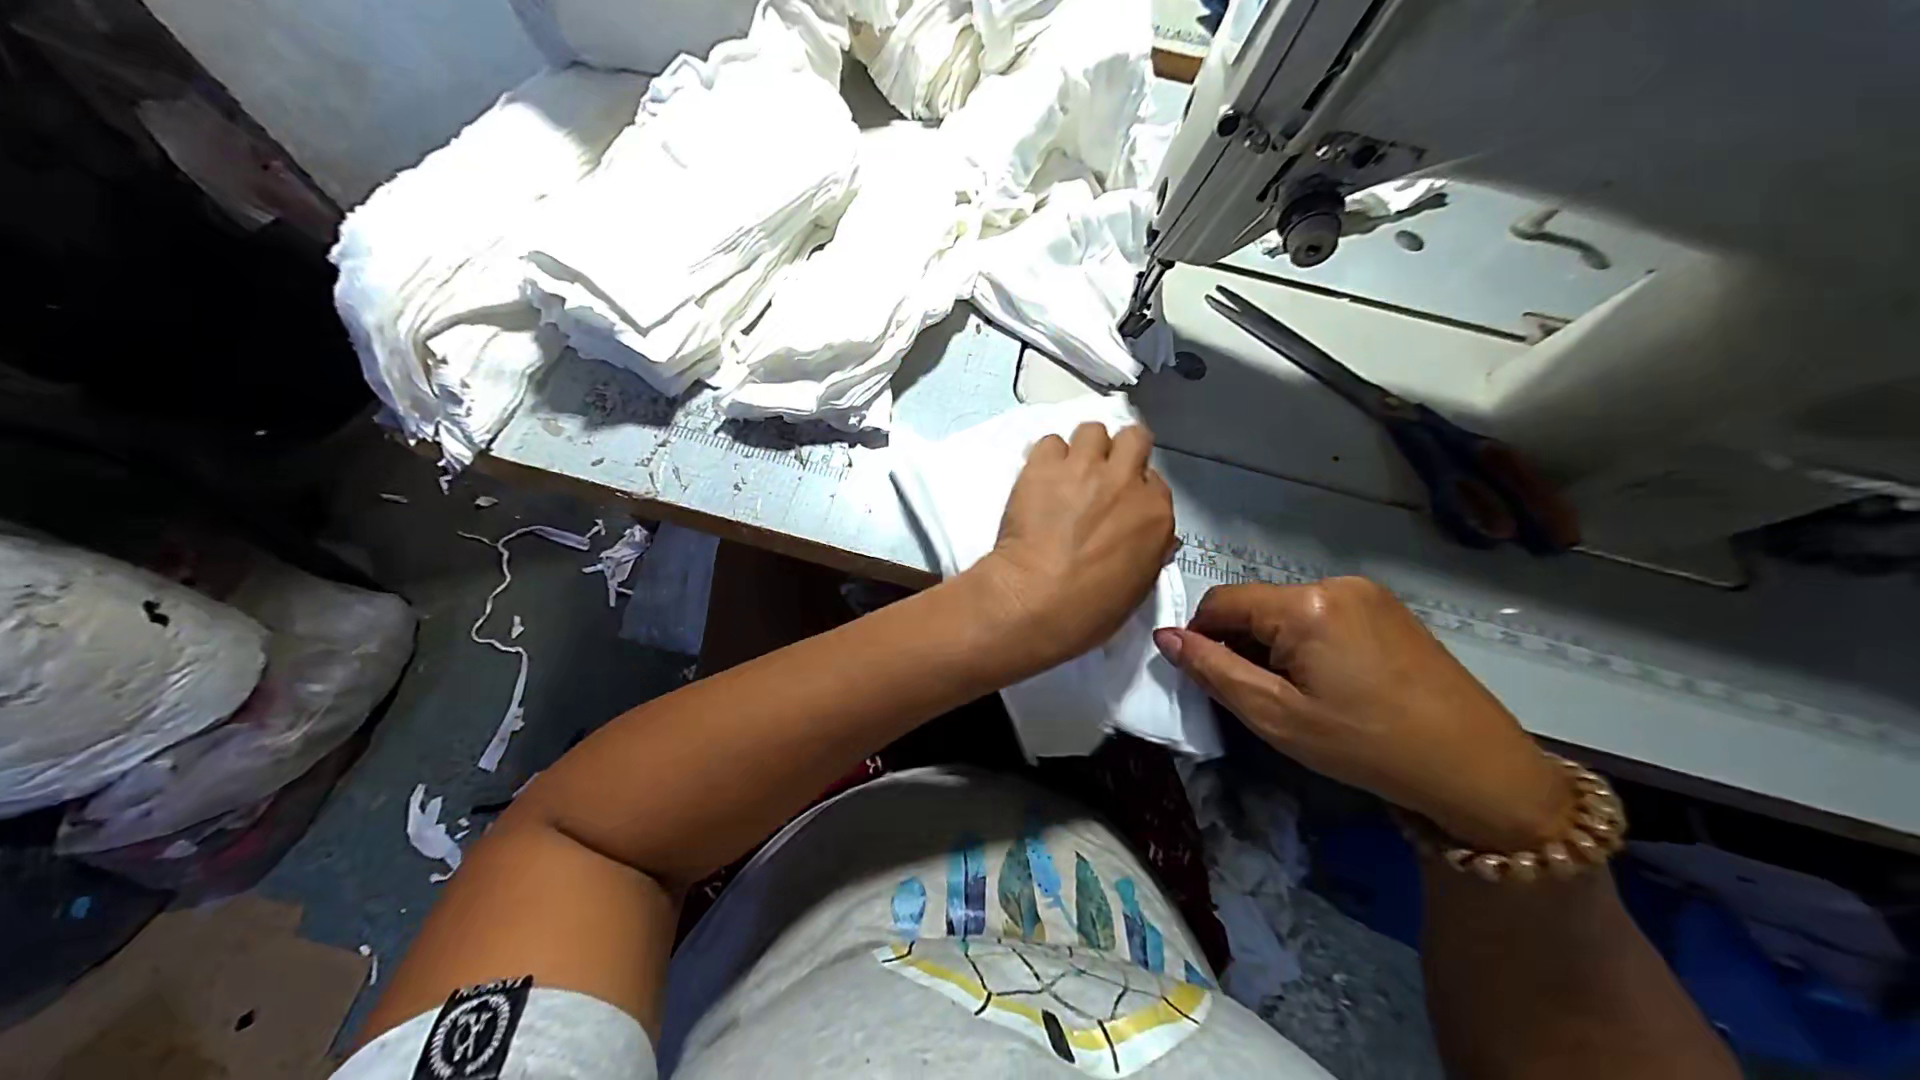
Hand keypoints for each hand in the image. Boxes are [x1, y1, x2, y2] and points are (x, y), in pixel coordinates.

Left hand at [966, 422, 1175, 673]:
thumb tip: (1151, 539)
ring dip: (1082, 448)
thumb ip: (1149, 550)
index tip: (1118, 503)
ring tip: (1066, 472)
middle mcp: (1126, 481)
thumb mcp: (1138, 586)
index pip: (1155, 481)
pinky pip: (1049, 442)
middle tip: (1098, 475)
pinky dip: (1045, 457)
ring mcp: (1084, 468)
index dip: (1135, 488)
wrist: (1035, 599)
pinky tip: (1038, 479)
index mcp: (1156, 513)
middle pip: (1133, 438)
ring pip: (1092, 431)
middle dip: (1118, 452)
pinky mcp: (1044, 465)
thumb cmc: (1089, 609)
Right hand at [1154, 578, 1572, 850]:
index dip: (1200, 636)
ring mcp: (1366, 592)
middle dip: (1241, 644)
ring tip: (1297, 693)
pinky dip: (1305, 641)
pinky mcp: (1387, 607)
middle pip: (1255, 605)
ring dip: (1273, 644)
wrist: (1476, 766)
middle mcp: (1333, 583)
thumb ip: (1213, 670)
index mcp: (1304, 605)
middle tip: (1258, 696)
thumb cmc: (1365, 744)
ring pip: (1286, 610)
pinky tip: (1330, 682)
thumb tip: (1165, 636)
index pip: (1220, 602)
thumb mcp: (1276, 716)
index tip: (1209, 679)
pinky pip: (1321, 614)